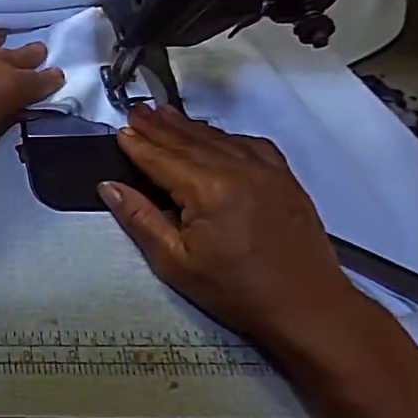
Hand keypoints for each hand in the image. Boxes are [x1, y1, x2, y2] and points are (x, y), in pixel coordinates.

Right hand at [99, 105, 382, 355]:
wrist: (307, 307)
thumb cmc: (238, 291)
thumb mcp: (175, 262)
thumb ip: (140, 219)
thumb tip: (110, 187)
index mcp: (209, 190)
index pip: (162, 158)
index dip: (138, 144)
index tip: (121, 130)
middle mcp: (239, 170)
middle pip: (188, 140)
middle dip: (158, 126)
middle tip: (137, 111)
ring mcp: (266, 170)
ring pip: (218, 138)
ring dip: (187, 126)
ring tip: (164, 114)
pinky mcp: (284, 178)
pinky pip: (250, 144)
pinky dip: (225, 135)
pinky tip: (214, 134)